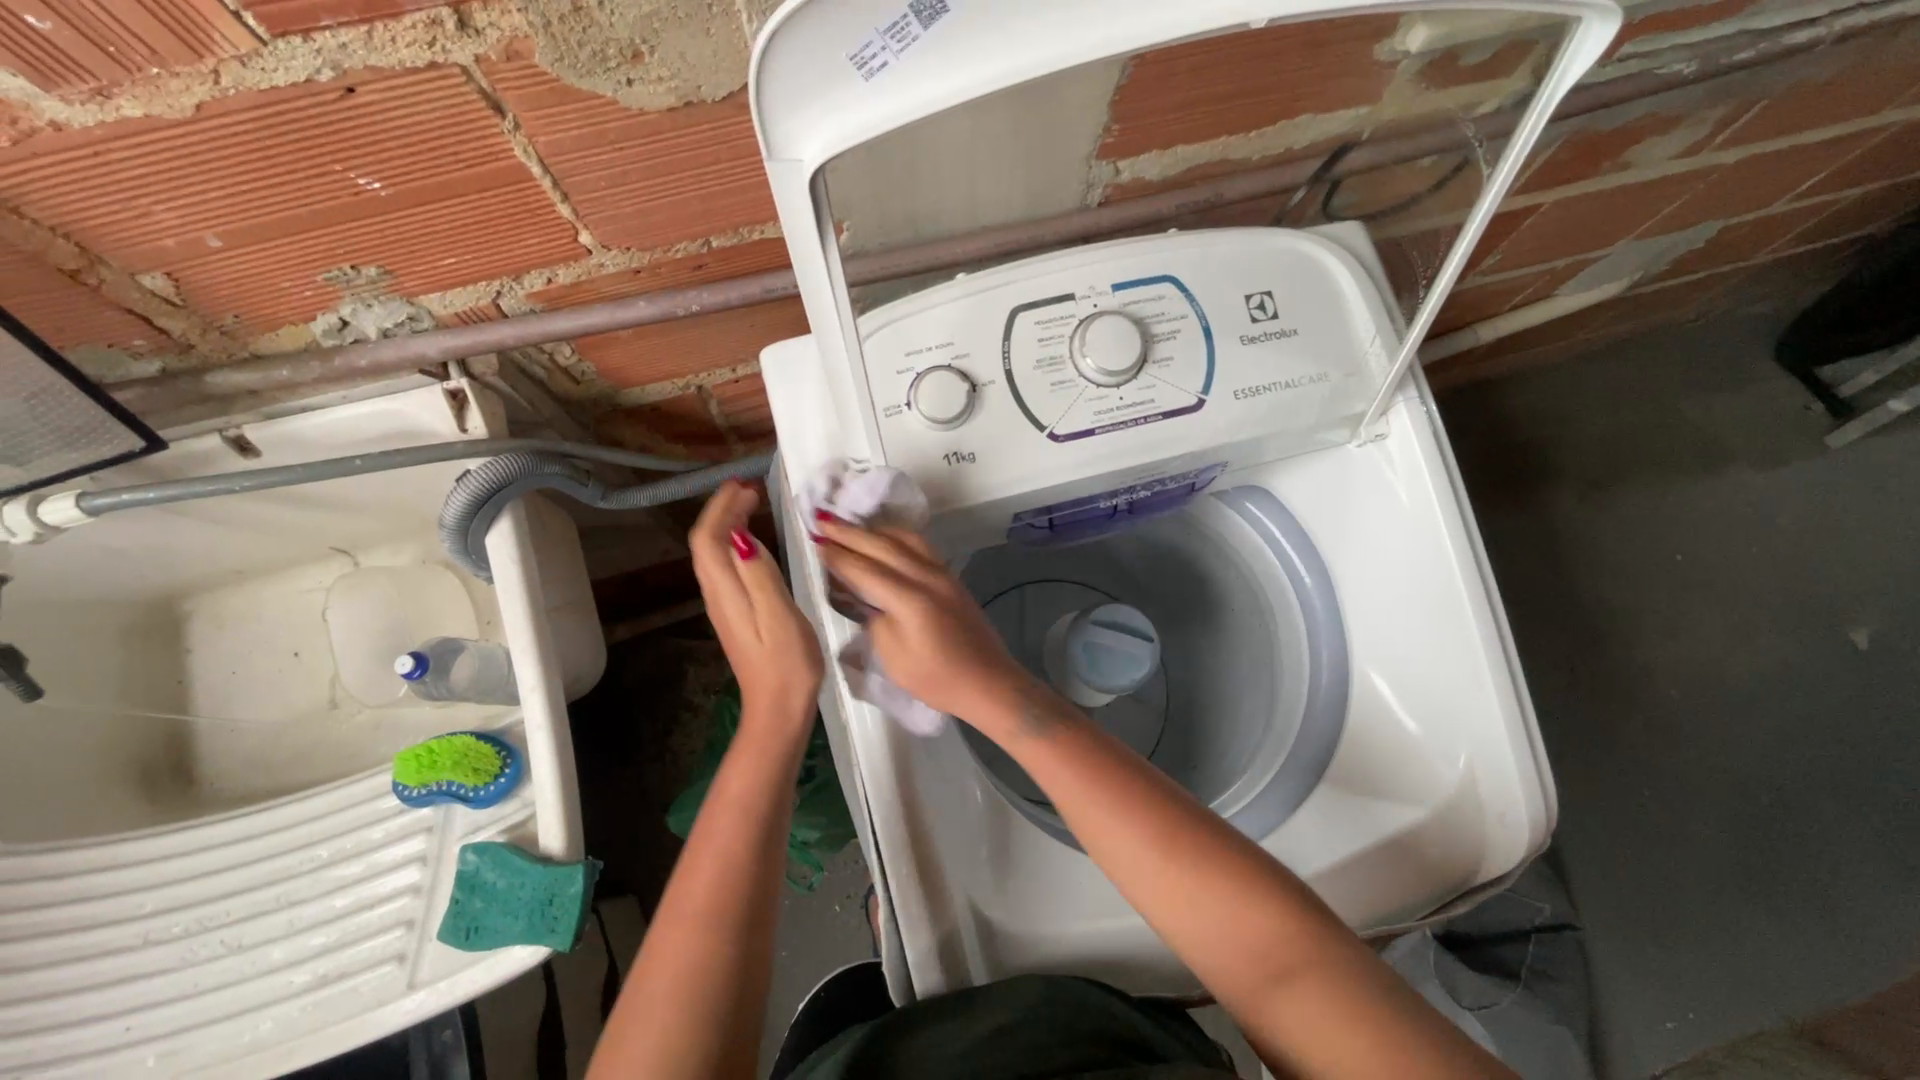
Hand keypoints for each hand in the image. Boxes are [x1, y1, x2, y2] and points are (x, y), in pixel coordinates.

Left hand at [690, 481, 823, 732]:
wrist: (778, 710)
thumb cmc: (787, 666)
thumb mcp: (779, 617)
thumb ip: (760, 575)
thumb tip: (741, 537)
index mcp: (727, 592)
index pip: (709, 539)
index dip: (721, 508)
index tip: (744, 485)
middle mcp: (719, 596)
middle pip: (707, 544)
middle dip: (723, 510)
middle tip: (750, 488)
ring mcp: (725, 607)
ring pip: (714, 555)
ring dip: (727, 525)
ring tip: (751, 504)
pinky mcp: (736, 615)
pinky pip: (726, 568)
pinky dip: (735, 544)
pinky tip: (753, 541)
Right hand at [813, 517, 1037, 730]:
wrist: (987, 682)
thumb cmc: (936, 679)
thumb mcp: (893, 658)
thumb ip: (874, 620)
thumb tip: (862, 596)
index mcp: (909, 600)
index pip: (864, 569)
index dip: (837, 556)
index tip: (814, 542)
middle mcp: (926, 577)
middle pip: (882, 545)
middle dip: (849, 533)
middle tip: (821, 519)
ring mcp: (942, 574)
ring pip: (904, 538)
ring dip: (873, 529)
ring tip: (849, 524)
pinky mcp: (951, 577)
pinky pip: (919, 545)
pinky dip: (896, 536)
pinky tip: (884, 537)